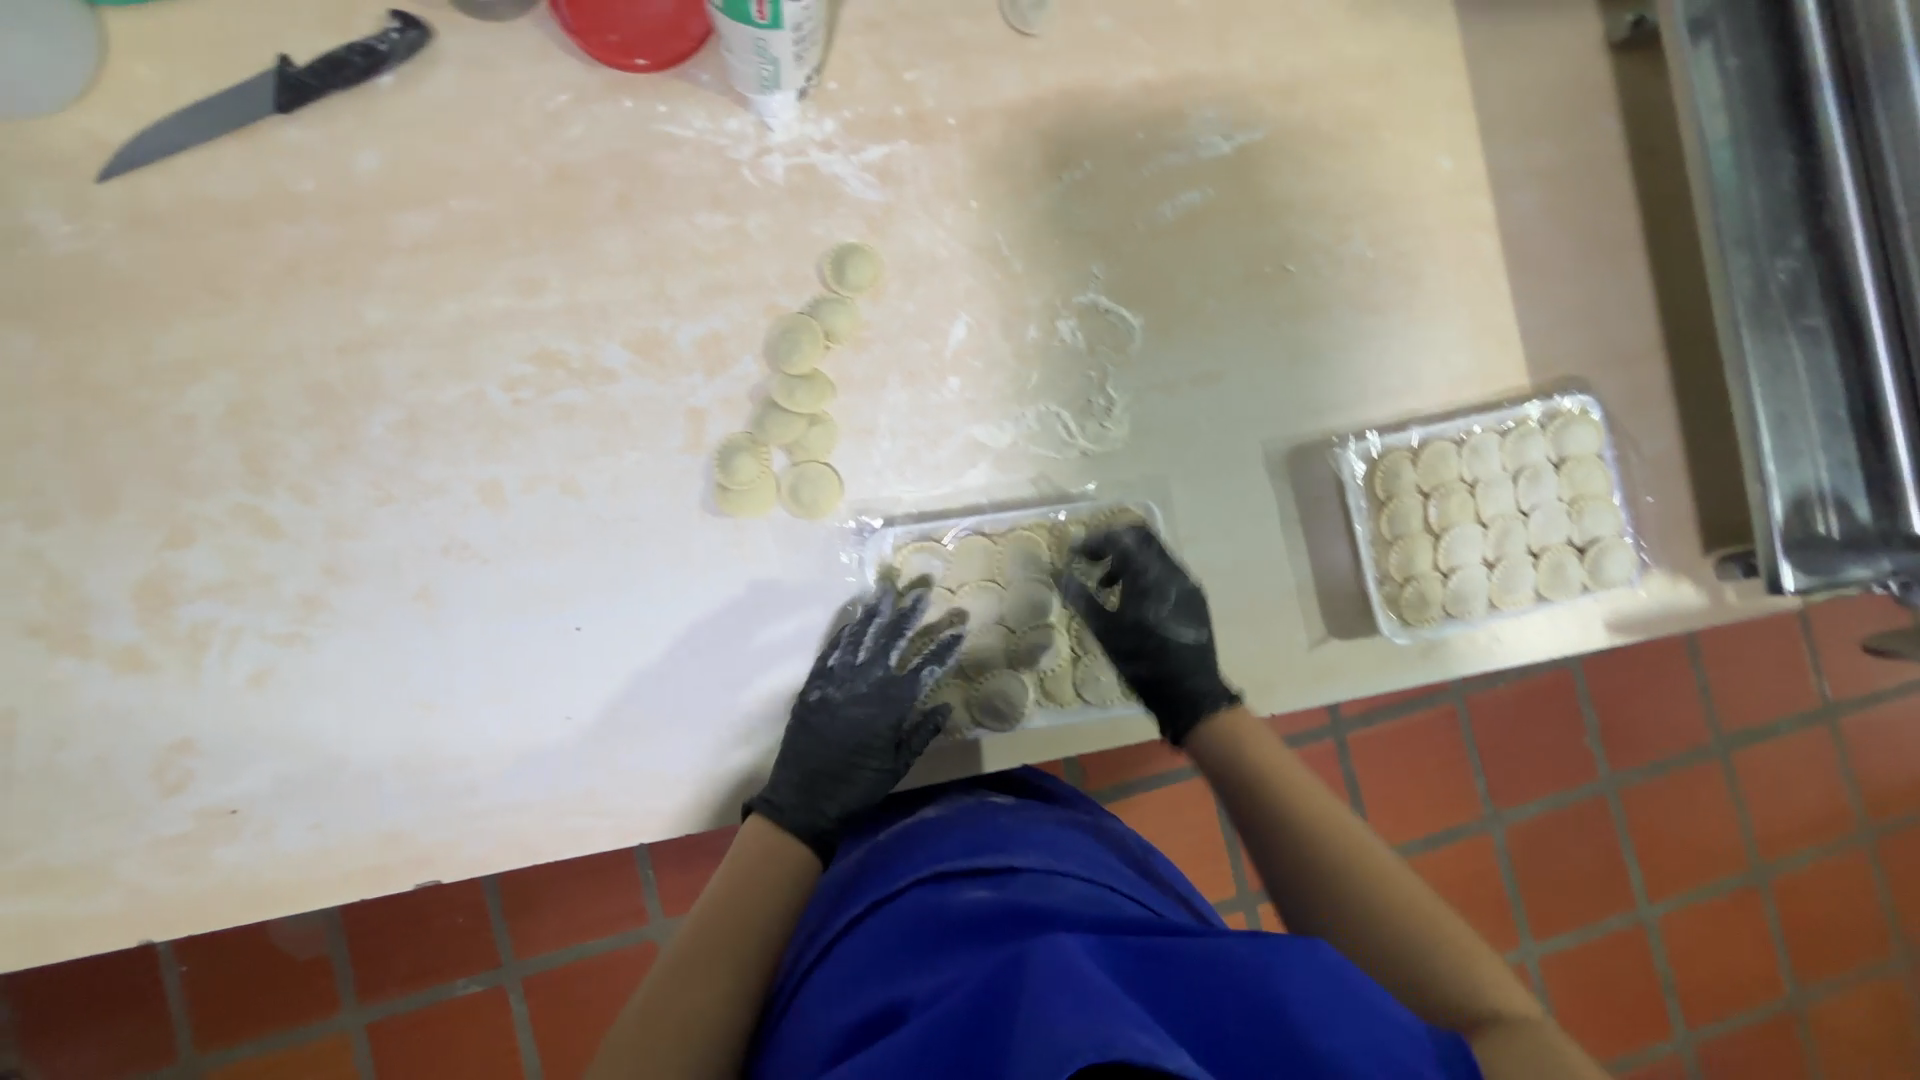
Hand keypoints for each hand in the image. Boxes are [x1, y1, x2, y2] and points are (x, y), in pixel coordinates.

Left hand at [745, 584, 963, 861]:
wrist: (804, 800)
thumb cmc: (858, 787)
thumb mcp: (899, 765)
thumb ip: (922, 733)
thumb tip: (947, 705)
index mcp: (891, 706)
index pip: (925, 667)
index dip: (944, 646)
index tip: (961, 626)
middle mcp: (866, 685)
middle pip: (892, 640)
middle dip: (910, 613)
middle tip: (923, 588)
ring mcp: (836, 681)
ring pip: (860, 638)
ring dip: (875, 612)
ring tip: (886, 589)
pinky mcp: (813, 685)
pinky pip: (830, 651)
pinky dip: (843, 632)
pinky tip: (853, 616)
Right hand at [1059, 525, 1240, 745]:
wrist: (1190, 693)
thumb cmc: (1143, 663)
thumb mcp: (1105, 631)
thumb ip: (1081, 597)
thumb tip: (1058, 574)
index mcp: (1150, 576)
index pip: (1122, 537)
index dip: (1095, 540)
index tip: (1076, 555)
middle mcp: (1173, 572)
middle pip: (1141, 538)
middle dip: (1112, 545)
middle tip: (1090, 562)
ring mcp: (1187, 584)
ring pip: (1154, 554)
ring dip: (1127, 561)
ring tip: (1106, 586)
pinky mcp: (1194, 598)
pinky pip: (1166, 572)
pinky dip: (1144, 575)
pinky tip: (1132, 602)